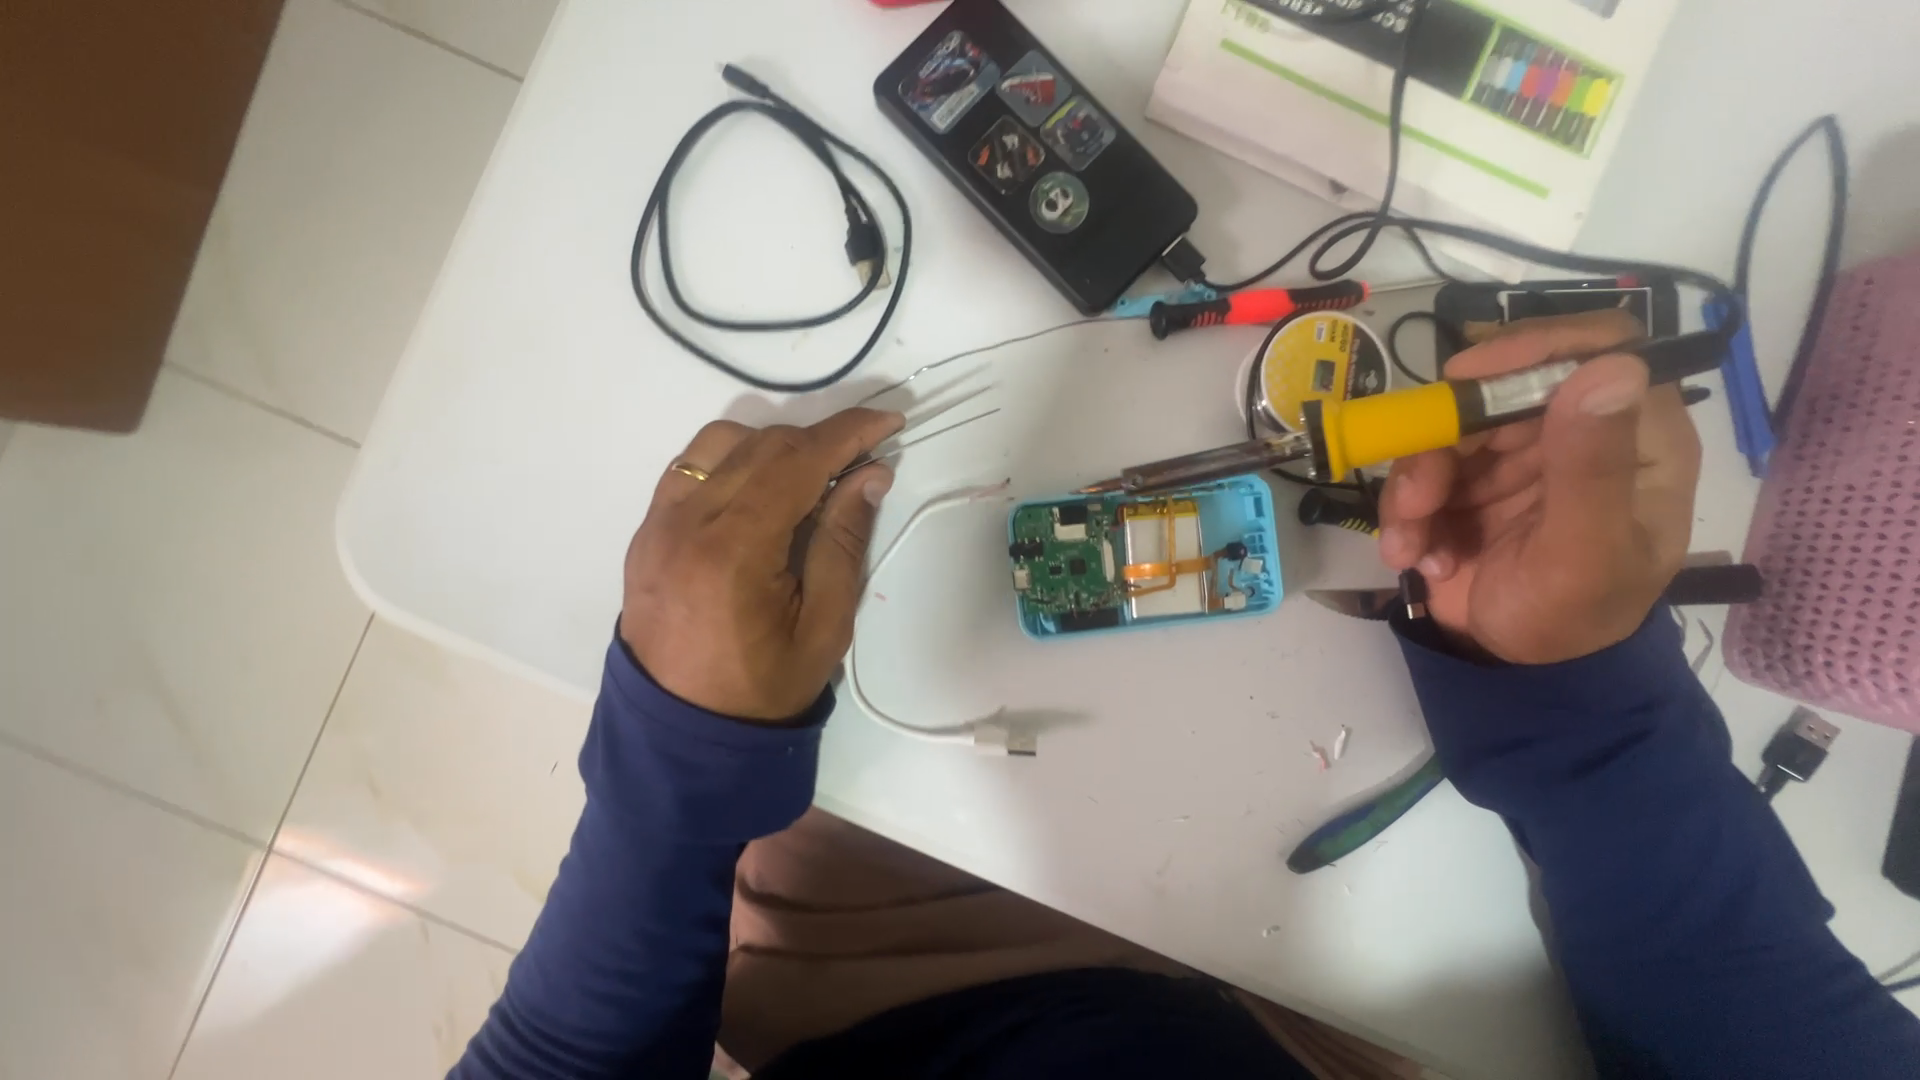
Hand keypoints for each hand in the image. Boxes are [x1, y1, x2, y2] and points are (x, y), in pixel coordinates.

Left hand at [620, 408, 904, 720]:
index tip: (888, 421)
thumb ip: (844, 543)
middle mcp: (687, 521)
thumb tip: (869, 476)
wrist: (682, 731)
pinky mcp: (647, 531)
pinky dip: (734, 459)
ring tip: (811, 475)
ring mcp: (658, 522)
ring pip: (721, 443)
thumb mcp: (825, 627)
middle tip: (863, 457)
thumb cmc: (764, 688)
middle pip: (763, 445)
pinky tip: (760, 488)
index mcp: (734, 550)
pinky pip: (691, 467)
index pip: (797, 462)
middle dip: (821, 439)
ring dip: (775, 444)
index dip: (848, 433)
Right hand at [1378, 310, 1699, 663]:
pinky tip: (1414, 555)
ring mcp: (1507, 457)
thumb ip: (1591, 468)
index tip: (1467, 377)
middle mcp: (1566, 433)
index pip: (1598, 348)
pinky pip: (1413, 472)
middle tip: (1418, 500)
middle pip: (1491, 392)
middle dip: (1440, 446)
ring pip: (1438, 433)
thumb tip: (1610, 368)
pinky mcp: (1459, 483)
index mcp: (1629, 437)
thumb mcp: (1586, 551)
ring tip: (1411, 548)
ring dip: (1411, 491)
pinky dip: (1402, 515)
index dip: (1535, 346)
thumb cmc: (1574, 613)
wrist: (1514, 662)